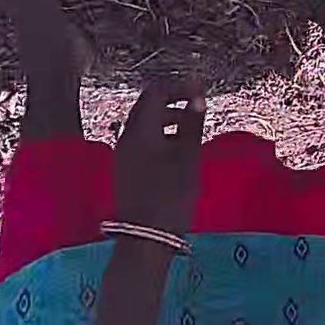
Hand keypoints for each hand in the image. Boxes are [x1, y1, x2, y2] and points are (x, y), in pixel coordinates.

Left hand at [112, 76, 205, 236]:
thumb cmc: (170, 196)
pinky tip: (177, 146)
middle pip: (147, 104)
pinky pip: (142, 138)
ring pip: (144, 122)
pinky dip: (159, 132)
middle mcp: (127, 135)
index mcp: (140, 129)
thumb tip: (197, 97)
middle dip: (172, 99)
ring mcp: (124, 151)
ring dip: (166, 116)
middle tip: (196, 102)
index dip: (179, 87)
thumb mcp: (187, 159)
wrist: (145, 237)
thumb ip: (192, 125)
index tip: (200, 89)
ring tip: (191, 125)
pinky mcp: (126, 165)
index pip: (156, 92)